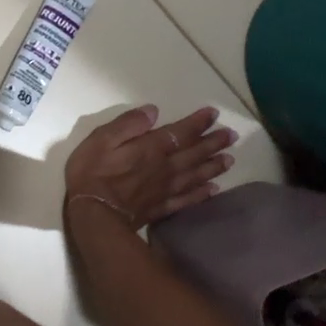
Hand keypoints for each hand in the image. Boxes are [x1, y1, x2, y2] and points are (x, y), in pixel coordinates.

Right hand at [64, 105, 234, 229]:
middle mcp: (165, 167)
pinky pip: (189, 198)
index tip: (214, 114)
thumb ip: (128, 124)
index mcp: (151, 148)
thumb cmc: (92, 171)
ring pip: (197, 175)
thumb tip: (153, 111)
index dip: (198, 123)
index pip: (180, 132)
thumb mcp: (102, 139)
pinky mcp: (163, 207)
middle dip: (213, 143)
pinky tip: (214, 189)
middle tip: (232, 135)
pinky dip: (203, 193)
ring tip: (230, 159)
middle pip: (194, 153)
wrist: (95, 214)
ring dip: (214, 165)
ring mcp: (166, 189)